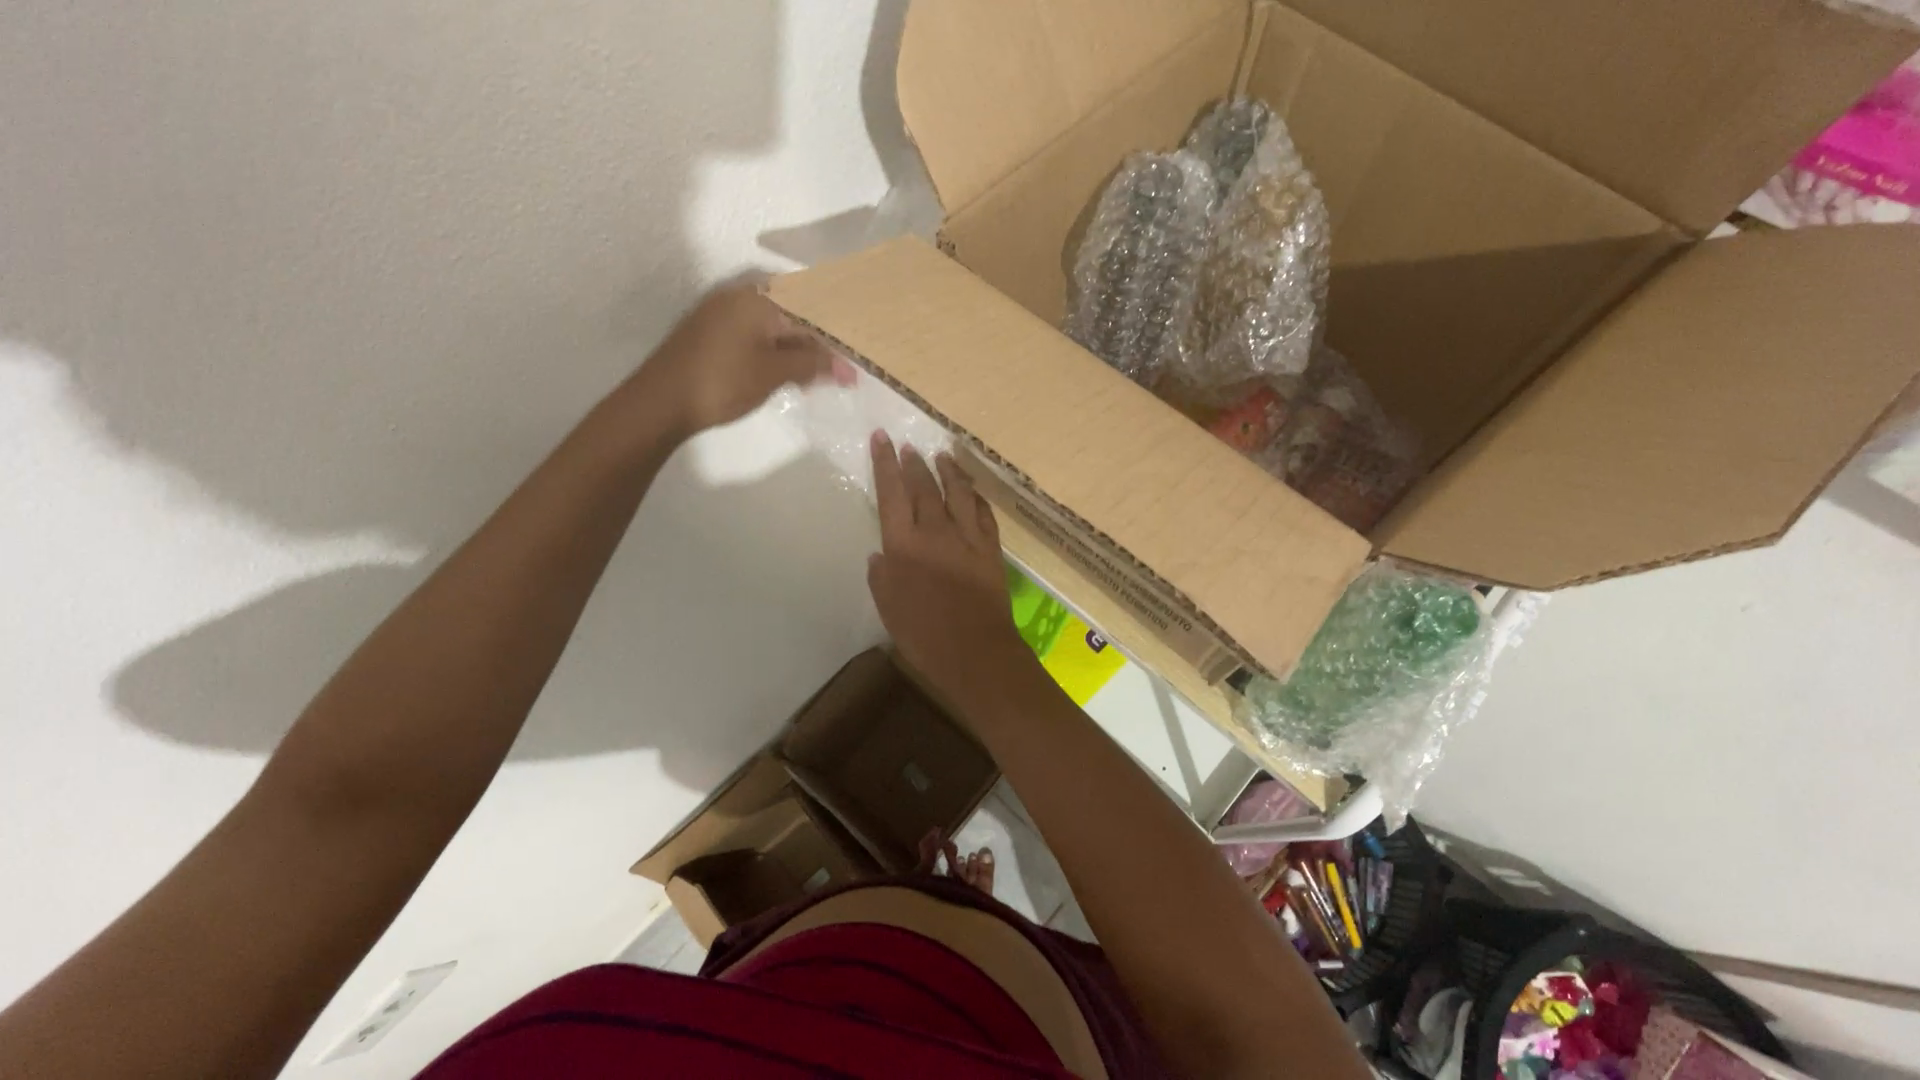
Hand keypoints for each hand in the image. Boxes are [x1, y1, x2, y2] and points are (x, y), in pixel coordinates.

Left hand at [632, 285, 836, 437]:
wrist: (659, 403)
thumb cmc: (722, 382)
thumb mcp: (774, 373)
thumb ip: (812, 364)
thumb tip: (845, 366)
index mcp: (758, 297)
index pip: (812, 308)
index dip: (836, 337)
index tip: (854, 362)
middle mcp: (740, 295)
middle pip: (793, 312)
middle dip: (817, 343)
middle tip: (838, 373)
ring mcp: (722, 312)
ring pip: (773, 325)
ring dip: (796, 349)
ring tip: (813, 380)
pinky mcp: (710, 331)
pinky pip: (754, 333)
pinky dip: (774, 351)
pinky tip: (784, 375)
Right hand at [867, 433, 1036, 702]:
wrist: (975, 652)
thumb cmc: (923, 636)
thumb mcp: (889, 610)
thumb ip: (882, 579)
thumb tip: (879, 555)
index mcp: (903, 545)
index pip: (891, 494)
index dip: (885, 464)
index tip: (881, 438)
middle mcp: (935, 532)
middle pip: (923, 487)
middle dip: (913, 462)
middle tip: (907, 445)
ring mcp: (967, 537)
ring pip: (957, 493)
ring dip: (948, 471)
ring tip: (941, 456)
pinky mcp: (991, 549)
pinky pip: (983, 514)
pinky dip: (975, 498)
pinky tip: (972, 492)